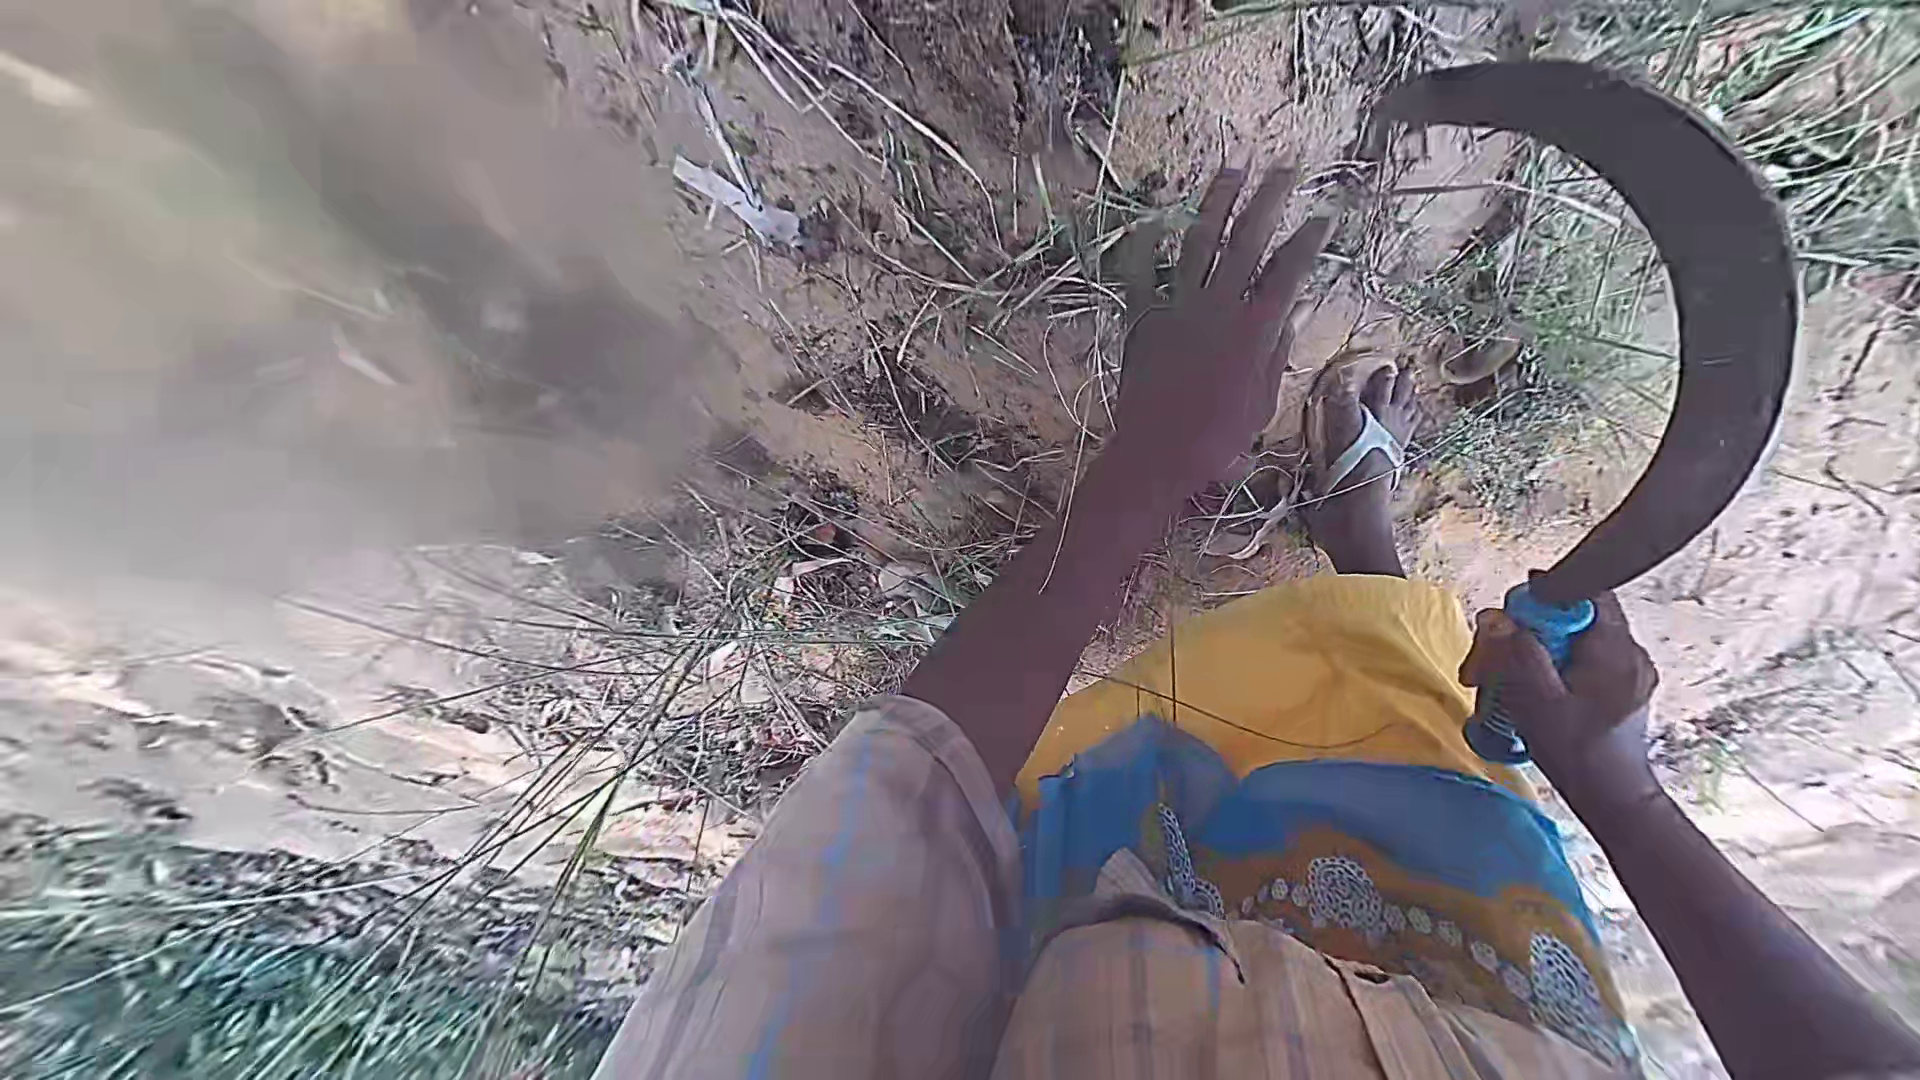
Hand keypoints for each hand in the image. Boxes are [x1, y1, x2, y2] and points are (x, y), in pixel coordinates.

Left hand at [1111, 164, 1331, 502]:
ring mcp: (1176, 311)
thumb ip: (1277, 353)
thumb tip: (1293, 312)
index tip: (1326, 215)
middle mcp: (1217, 308)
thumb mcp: (1261, 403)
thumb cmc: (1215, 441)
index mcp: (1254, 330)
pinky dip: (1144, 247)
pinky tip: (1153, 222)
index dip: (1311, 238)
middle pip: (1248, 240)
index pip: (1290, 269)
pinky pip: (1139, 276)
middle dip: (1270, 198)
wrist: (1156, 456)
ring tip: (1231, 169)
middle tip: (1286, 166)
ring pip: (1197, 244)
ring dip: (1216, 203)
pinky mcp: (1142, 322)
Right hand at [1459, 590, 1663, 816]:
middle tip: (1485, 664)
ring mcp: (1621, 669)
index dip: (1544, 595)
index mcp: (1616, 652)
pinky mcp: (1610, 683)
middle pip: (1563, 619)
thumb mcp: (1537, 698)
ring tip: (1493, 682)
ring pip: (1560, 639)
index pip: (1587, 595)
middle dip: (1517, 634)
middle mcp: (1626, 654)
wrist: (1609, 794)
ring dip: (1520, 653)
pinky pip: (1566, 657)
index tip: (1509, 614)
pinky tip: (1517, 688)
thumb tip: (1495, 615)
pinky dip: (1536, 665)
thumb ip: (1518, 653)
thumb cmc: (1575, 748)